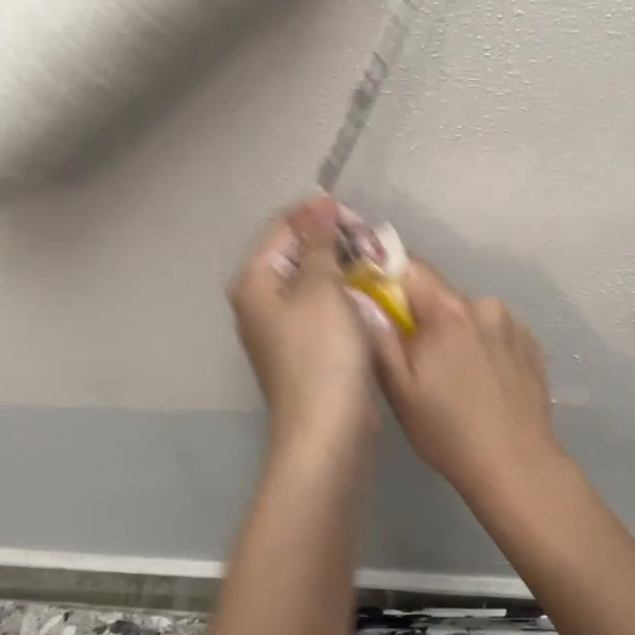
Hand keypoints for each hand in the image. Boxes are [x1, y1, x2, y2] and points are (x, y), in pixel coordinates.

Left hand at [227, 196, 374, 444]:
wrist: (327, 430)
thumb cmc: (322, 354)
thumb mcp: (322, 288)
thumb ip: (319, 243)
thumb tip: (316, 204)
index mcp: (255, 279)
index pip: (285, 225)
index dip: (323, 216)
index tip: (363, 225)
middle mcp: (260, 300)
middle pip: (298, 251)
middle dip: (338, 242)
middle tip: (376, 250)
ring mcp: (282, 326)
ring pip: (315, 280)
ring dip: (347, 270)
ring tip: (379, 270)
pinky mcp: (305, 348)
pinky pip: (324, 307)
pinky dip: (347, 297)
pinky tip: (372, 299)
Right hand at [369, 260, 560, 487]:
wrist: (517, 466)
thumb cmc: (448, 431)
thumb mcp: (399, 389)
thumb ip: (378, 337)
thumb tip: (360, 298)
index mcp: (448, 310)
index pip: (410, 266)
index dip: (387, 278)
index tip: (374, 302)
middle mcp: (484, 305)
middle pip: (439, 294)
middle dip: (421, 316)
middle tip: (413, 359)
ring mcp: (512, 325)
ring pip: (468, 315)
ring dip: (454, 333)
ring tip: (451, 378)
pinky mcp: (531, 345)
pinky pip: (494, 333)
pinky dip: (481, 347)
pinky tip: (480, 384)